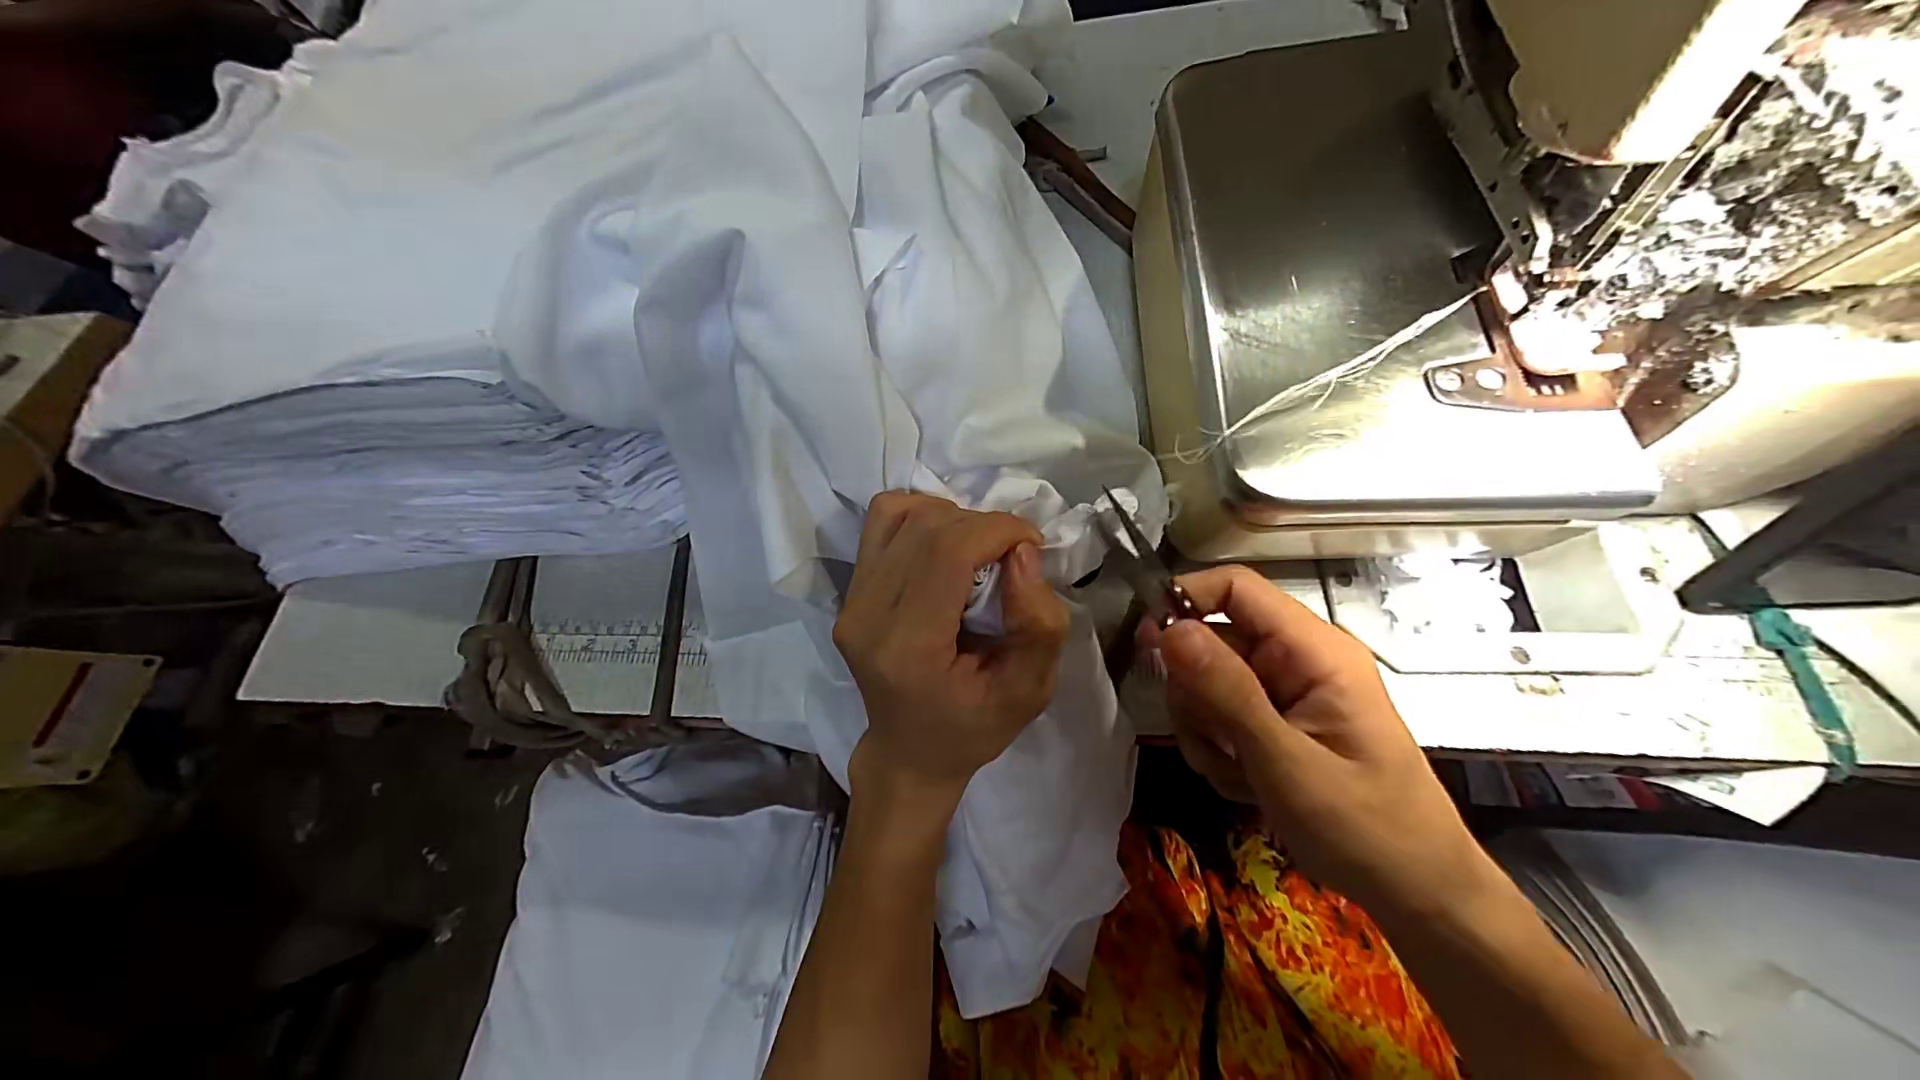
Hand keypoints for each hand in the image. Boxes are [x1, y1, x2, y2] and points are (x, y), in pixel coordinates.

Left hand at [835, 492, 1070, 807]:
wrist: (909, 753)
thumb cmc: (972, 729)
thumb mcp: (1028, 692)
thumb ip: (1039, 625)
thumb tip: (1021, 552)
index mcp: (909, 648)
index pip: (947, 551)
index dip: (997, 530)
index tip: (1031, 546)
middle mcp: (866, 616)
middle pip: (925, 527)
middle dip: (983, 524)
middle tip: (1013, 554)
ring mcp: (849, 602)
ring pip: (900, 514)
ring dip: (953, 518)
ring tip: (980, 552)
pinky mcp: (847, 594)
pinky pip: (881, 523)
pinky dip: (921, 519)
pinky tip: (945, 548)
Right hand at [1141, 566, 1484, 913]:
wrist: (1416, 891)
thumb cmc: (1367, 829)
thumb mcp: (1288, 763)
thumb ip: (1227, 692)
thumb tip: (1170, 630)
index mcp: (1314, 651)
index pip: (1236, 588)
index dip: (1186, 601)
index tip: (1149, 646)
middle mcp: (1296, 659)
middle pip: (1210, 640)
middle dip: (1195, 693)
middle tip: (1216, 743)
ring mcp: (1285, 690)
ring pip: (1205, 682)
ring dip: (1204, 729)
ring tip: (1237, 772)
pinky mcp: (1275, 718)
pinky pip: (1217, 714)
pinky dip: (1216, 748)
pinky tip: (1245, 782)